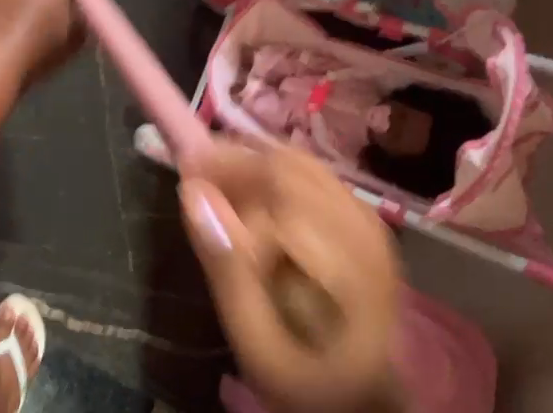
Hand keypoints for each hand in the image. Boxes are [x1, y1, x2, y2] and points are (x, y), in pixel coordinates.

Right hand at [181, 144, 401, 412]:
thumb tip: (191, 193)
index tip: (183, 177)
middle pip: (288, 166)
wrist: (360, 398)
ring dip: (252, 166)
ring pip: (298, 162)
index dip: (226, 172)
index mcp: (345, 261)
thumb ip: (226, 269)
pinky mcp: (363, 221)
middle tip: (193, 177)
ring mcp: (368, 222)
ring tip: (216, 184)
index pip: (276, 185)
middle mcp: (363, 230)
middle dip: (236, 164)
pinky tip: (251, 196)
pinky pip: (312, 173)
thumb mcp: (256, 343)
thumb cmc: (305, 377)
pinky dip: (274, 174)